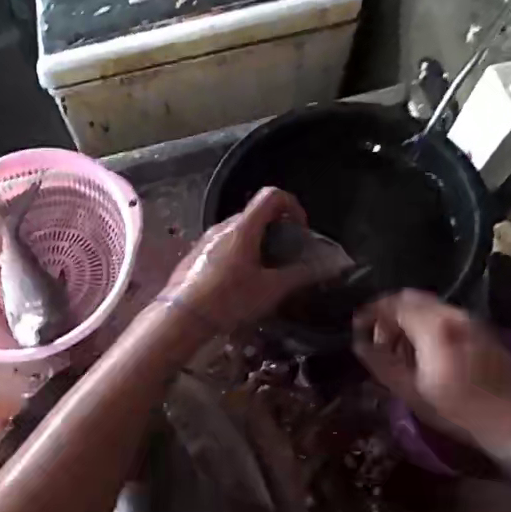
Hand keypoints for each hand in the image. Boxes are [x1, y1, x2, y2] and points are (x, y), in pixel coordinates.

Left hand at [159, 187, 349, 333]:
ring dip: (258, 244)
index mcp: (242, 227)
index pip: (271, 195)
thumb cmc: (229, 299)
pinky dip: (239, 253)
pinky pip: (223, 245)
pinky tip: (240, 281)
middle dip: (277, 230)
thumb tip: (329, 267)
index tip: (300, 232)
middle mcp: (221, 227)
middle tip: (287, 257)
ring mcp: (205, 240)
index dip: (293, 206)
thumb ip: (302, 274)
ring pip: (239, 231)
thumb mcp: (271, 289)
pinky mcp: (195, 255)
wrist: (181, 317)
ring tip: (266, 272)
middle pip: (256, 215)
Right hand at [353, 290, 510, 466]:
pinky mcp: (484, 333)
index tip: (356, 327)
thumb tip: (359, 343)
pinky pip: (445, 317)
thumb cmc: (462, 412)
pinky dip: (425, 325)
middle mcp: (454, 315)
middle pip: (411, 298)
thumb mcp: (411, 392)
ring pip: (429, 307)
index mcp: (434, 327)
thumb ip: (381, 363)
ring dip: (407, 319)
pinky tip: (421, 352)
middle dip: (387, 313)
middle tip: (374, 336)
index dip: (369, 311)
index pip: (392, 303)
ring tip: (395, 348)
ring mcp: (473, 322)